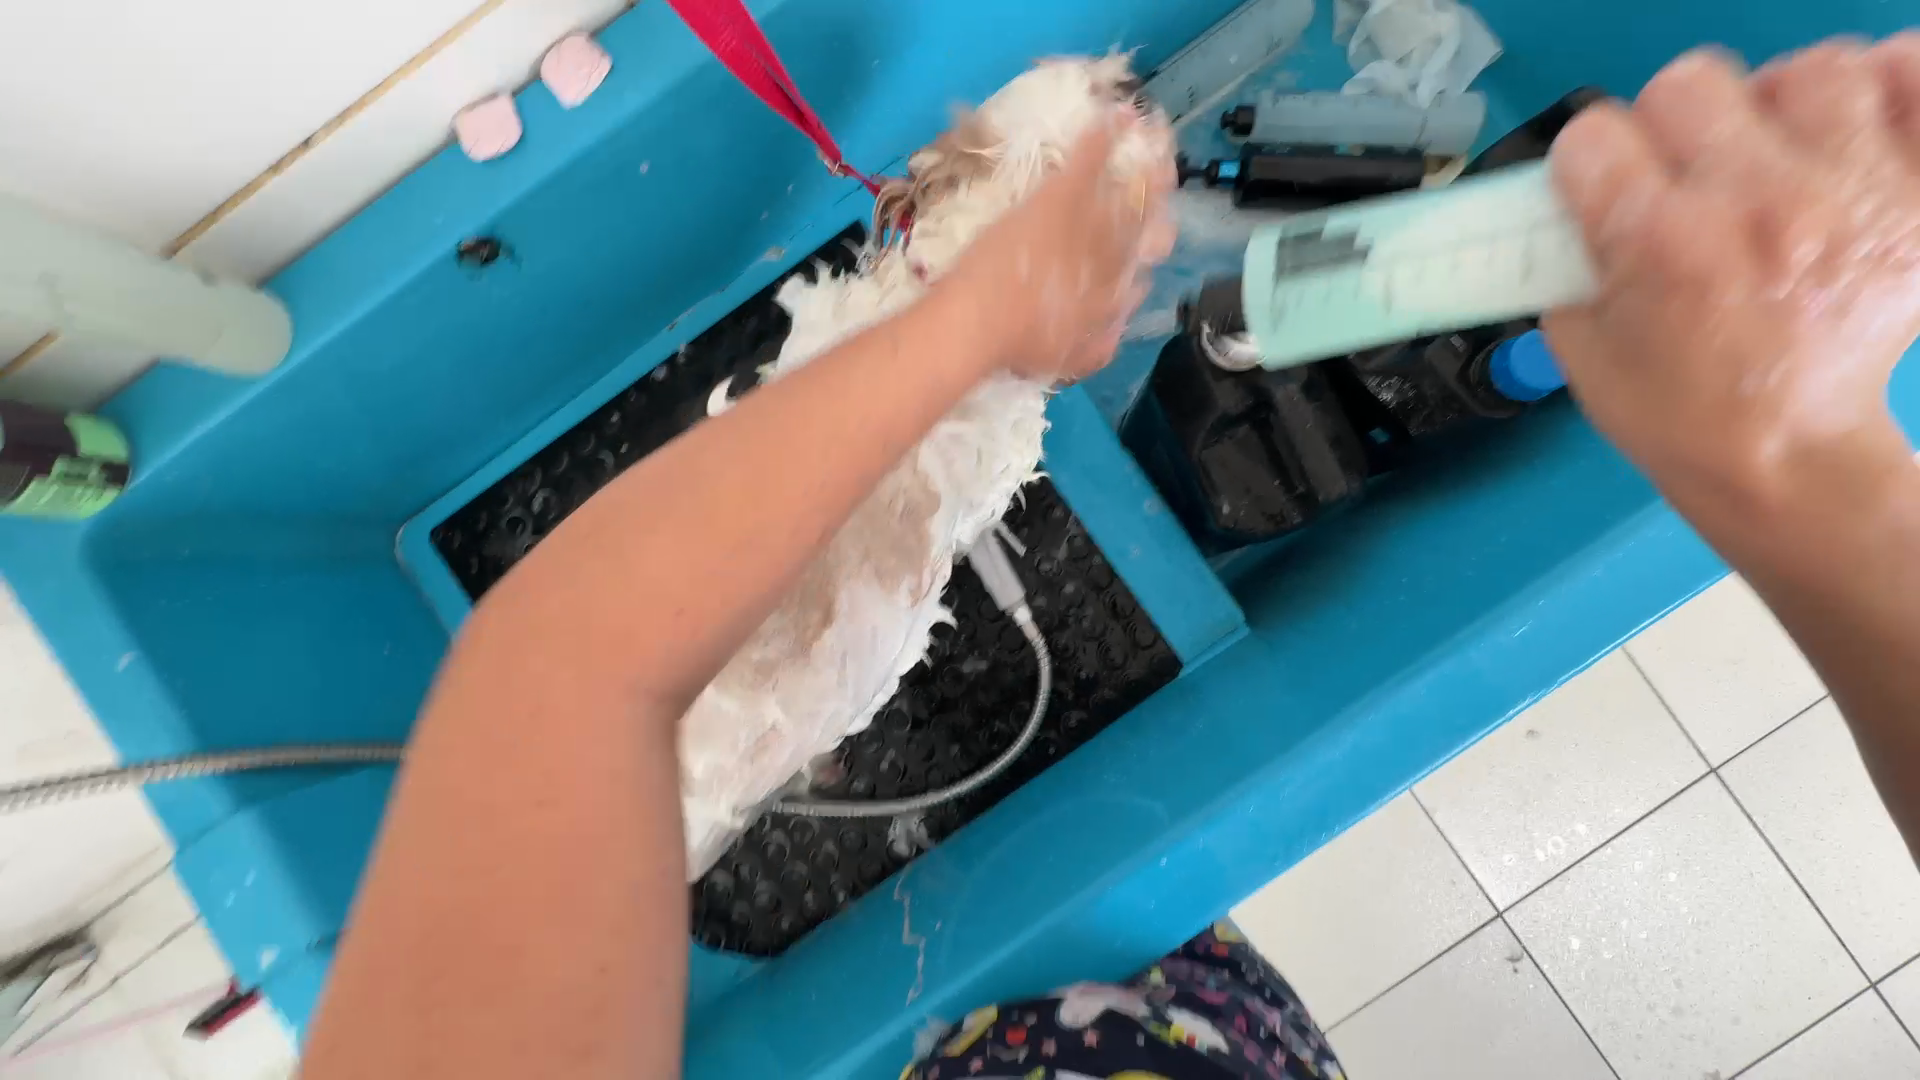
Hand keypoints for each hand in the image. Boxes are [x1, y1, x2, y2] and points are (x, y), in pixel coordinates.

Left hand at [938, 105, 1176, 382]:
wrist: (981, 325)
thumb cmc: (1018, 348)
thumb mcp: (1071, 359)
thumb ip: (1102, 344)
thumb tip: (1121, 325)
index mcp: (1112, 294)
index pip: (1142, 263)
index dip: (1152, 242)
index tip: (1153, 232)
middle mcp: (1111, 257)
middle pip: (1146, 220)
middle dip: (1158, 195)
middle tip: (1163, 173)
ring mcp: (1087, 224)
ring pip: (1127, 187)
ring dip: (1146, 157)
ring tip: (1155, 133)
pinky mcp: (1058, 199)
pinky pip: (1090, 160)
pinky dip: (1106, 135)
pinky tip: (1119, 112)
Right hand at [1545, 37, 1919, 524]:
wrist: (1780, 449)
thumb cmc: (1665, 406)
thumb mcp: (1577, 345)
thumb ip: (1571, 267)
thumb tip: (1577, 215)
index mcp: (1656, 241)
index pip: (1593, 138)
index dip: (1581, 161)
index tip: (1590, 187)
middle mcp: (1756, 197)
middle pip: (1688, 84)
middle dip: (1659, 126)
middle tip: (1669, 173)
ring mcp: (1856, 186)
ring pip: (1805, 69)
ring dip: (1767, 107)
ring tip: (1761, 155)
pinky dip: (1883, 88)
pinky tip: (1847, 131)